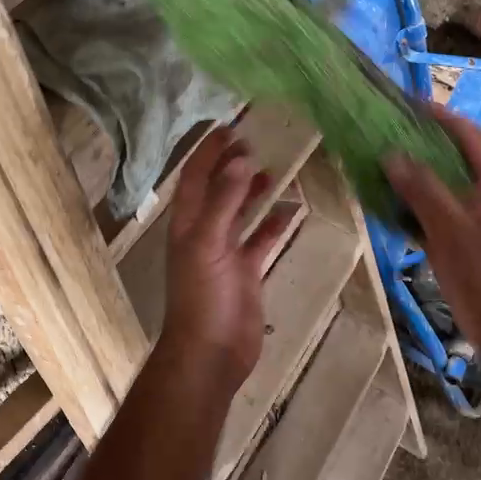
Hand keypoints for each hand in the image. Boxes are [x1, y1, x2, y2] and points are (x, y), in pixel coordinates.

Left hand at [159, 127, 293, 386]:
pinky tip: (293, 211)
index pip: (195, 175)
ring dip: (253, 190)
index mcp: (187, 222)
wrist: (211, 353)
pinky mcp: (246, 271)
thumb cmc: (203, 297)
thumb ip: (224, 201)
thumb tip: (240, 158)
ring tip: (274, 168)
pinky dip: (275, 225)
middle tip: (256, 140)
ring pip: (240, 212)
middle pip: (217, 189)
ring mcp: (225, 252)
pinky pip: (261, 240)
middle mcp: (204, 231)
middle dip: (232, 164)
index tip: (229, 125)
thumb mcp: (209, 243)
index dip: (208, 151)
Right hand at [382, 105, 480, 348]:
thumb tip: (391, 153)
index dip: (437, 115)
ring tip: (385, 167)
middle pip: (460, 155)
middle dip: (424, 142)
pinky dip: (427, 202)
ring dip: (422, 173)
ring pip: (453, 183)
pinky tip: (399, 211)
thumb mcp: (448, 230)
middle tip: (386, 134)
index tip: (403, 103)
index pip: (467, 132)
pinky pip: (451, 208)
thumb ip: (421, 188)